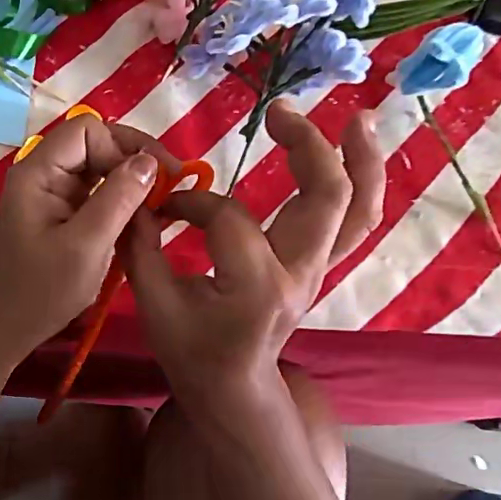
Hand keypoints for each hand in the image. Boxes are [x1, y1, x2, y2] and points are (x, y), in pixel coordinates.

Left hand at [0, 115, 157, 345]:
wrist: (12, 326)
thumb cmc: (44, 290)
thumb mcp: (87, 245)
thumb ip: (118, 199)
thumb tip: (149, 161)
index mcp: (37, 174)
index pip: (86, 131)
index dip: (122, 147)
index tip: (153, 178)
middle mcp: (41, 174)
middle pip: (94, 144)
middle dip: (131, 160)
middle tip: (166, 185)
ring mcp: (51, 194)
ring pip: (98, 167)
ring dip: (129, 180)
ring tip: (158, 202)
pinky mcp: (61, 213)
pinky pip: (95, 191)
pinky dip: (120, 199)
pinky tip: (141, 215)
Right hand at [122, 102, 384, 408]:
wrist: (231, 388)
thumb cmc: (190, 352)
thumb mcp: (155, 305)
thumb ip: (142, 249)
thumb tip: (139, 198)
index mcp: (254, 286)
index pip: (228, 219)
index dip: (191, 203)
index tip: (163, 208)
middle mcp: (297, 274)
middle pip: (325, 197)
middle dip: (306, 145)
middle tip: (278, 111)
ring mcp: (316, 273)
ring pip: (357, 210)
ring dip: (361, 160)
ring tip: (358, 116)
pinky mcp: (319, 270)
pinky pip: (354, 225)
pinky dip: (361, 186)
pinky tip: (355, 152)